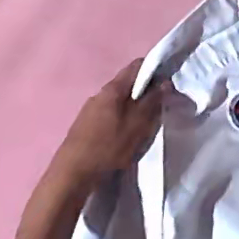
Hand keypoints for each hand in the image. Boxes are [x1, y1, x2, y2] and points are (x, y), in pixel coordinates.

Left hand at [45, 58, 166, 195]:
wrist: (72, 173)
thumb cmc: (108, 147)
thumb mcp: (137, 126)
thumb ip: (152, 102)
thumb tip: (164, 82)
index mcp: (112, 88)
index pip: (136, 65)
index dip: (154, 69)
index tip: (166, 83)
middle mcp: (99, 92)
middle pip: (127, 82)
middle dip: (145, 90)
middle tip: (159, 106)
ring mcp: (90, 107)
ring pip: (117, 98)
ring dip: (133, 105)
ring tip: (144, 121)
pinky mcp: (85, 122)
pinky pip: (108, 111)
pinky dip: (121, 115)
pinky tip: (124, 132)